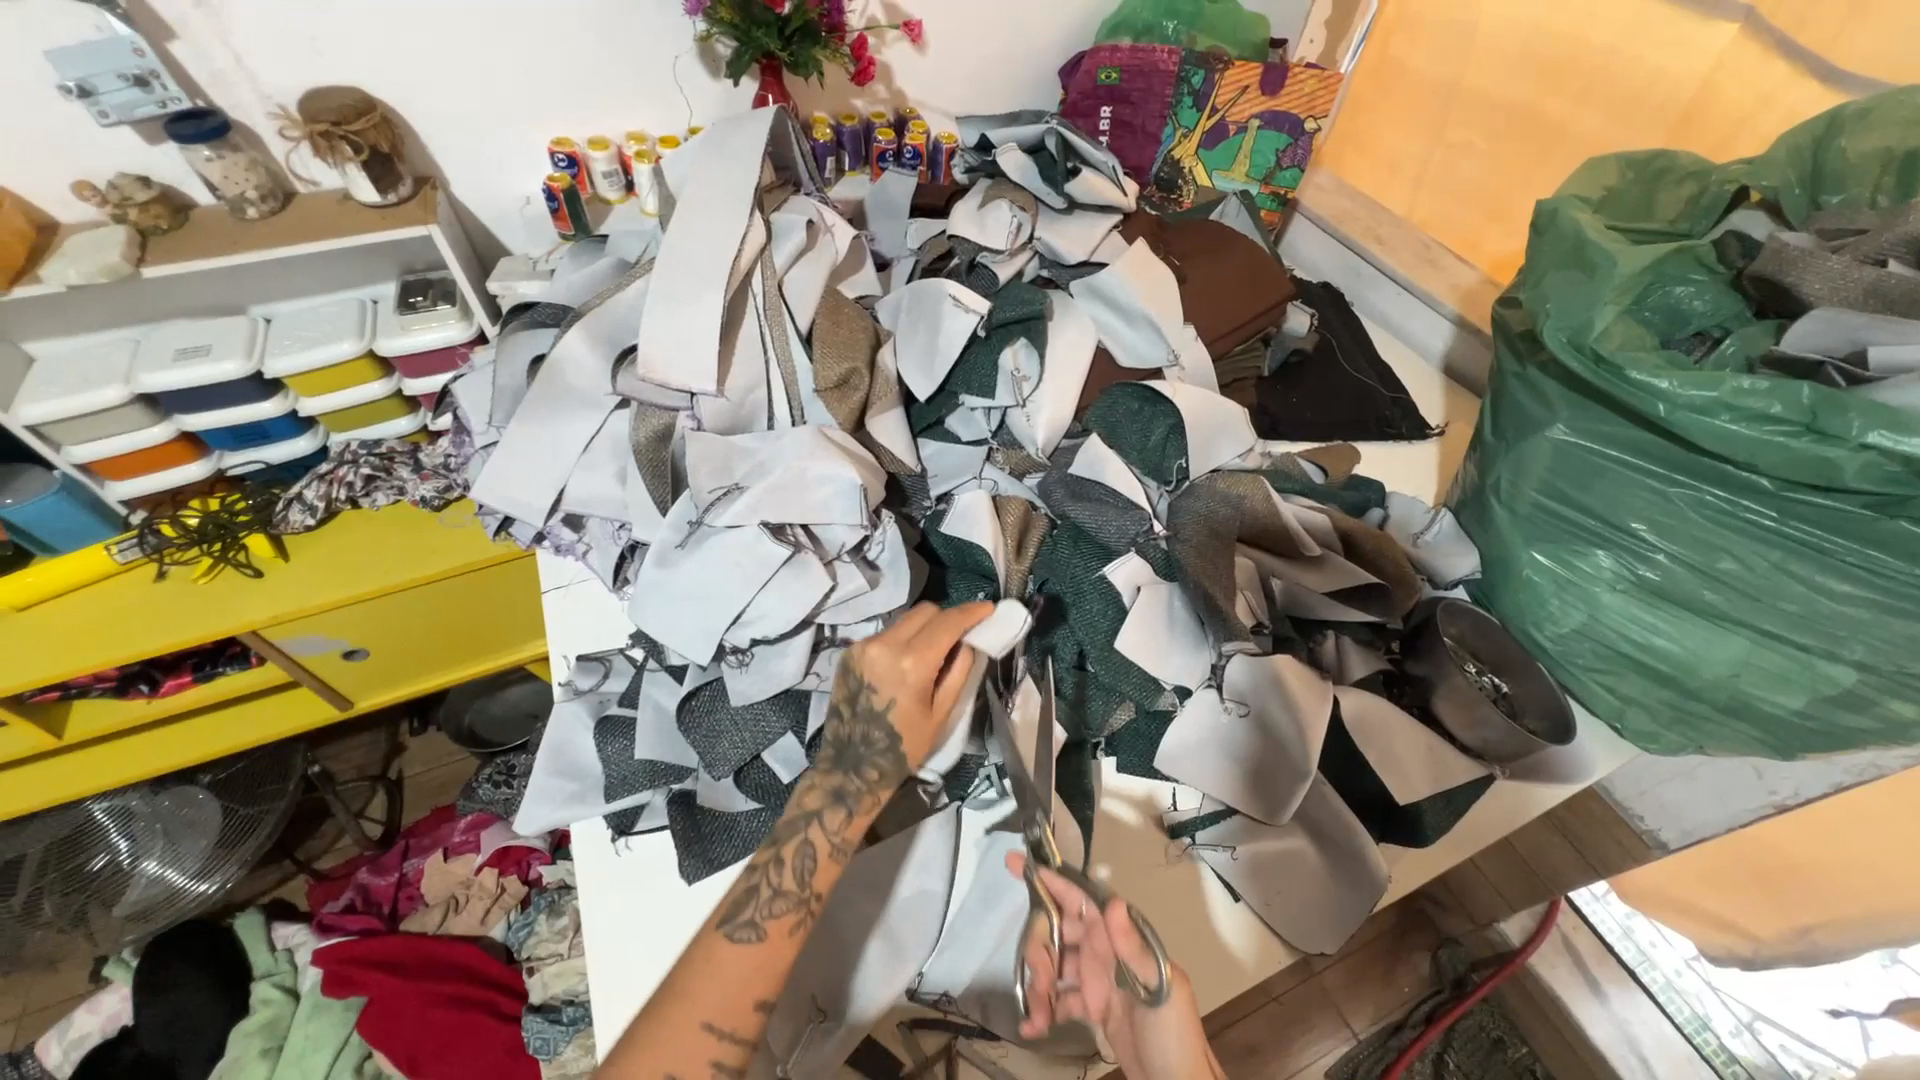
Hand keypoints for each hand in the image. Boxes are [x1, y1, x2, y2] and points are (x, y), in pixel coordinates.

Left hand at [832, 601, 994, 772]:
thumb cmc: (904, 747)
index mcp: (911, 663)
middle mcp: (884, 645)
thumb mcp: (942, 713)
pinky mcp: (849, 652)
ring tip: (933, 651)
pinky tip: (906, 663)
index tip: (988, 608)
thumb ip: (959, 670)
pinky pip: (885, 634)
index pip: (947, 622)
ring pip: (904, 620)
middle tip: (961, 633)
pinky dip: (902, 640)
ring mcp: (862, 646)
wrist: (851, 766)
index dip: (971, 612)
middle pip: (925, 611)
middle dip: (947, 617)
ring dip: (924, 628)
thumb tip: (969, 641)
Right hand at [1009, 854, 1223, 1079]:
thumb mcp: (1159, 989)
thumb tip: (1112, 902)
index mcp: (1121, 939)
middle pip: (1058, 933)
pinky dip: (1044, 1011)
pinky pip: (1060, 999)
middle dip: (1039, 951)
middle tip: (1038, 982)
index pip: (1083, 899)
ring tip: (1036, 1018)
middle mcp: (1106, 951)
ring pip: (1054, 966)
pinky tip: (1034, 1028)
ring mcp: (1097, 979)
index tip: (1017, 865)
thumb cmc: (1174, 1032)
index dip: (1052, 881)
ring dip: (1039, 987)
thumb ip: (1134, 948)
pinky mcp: (1092, 1006)